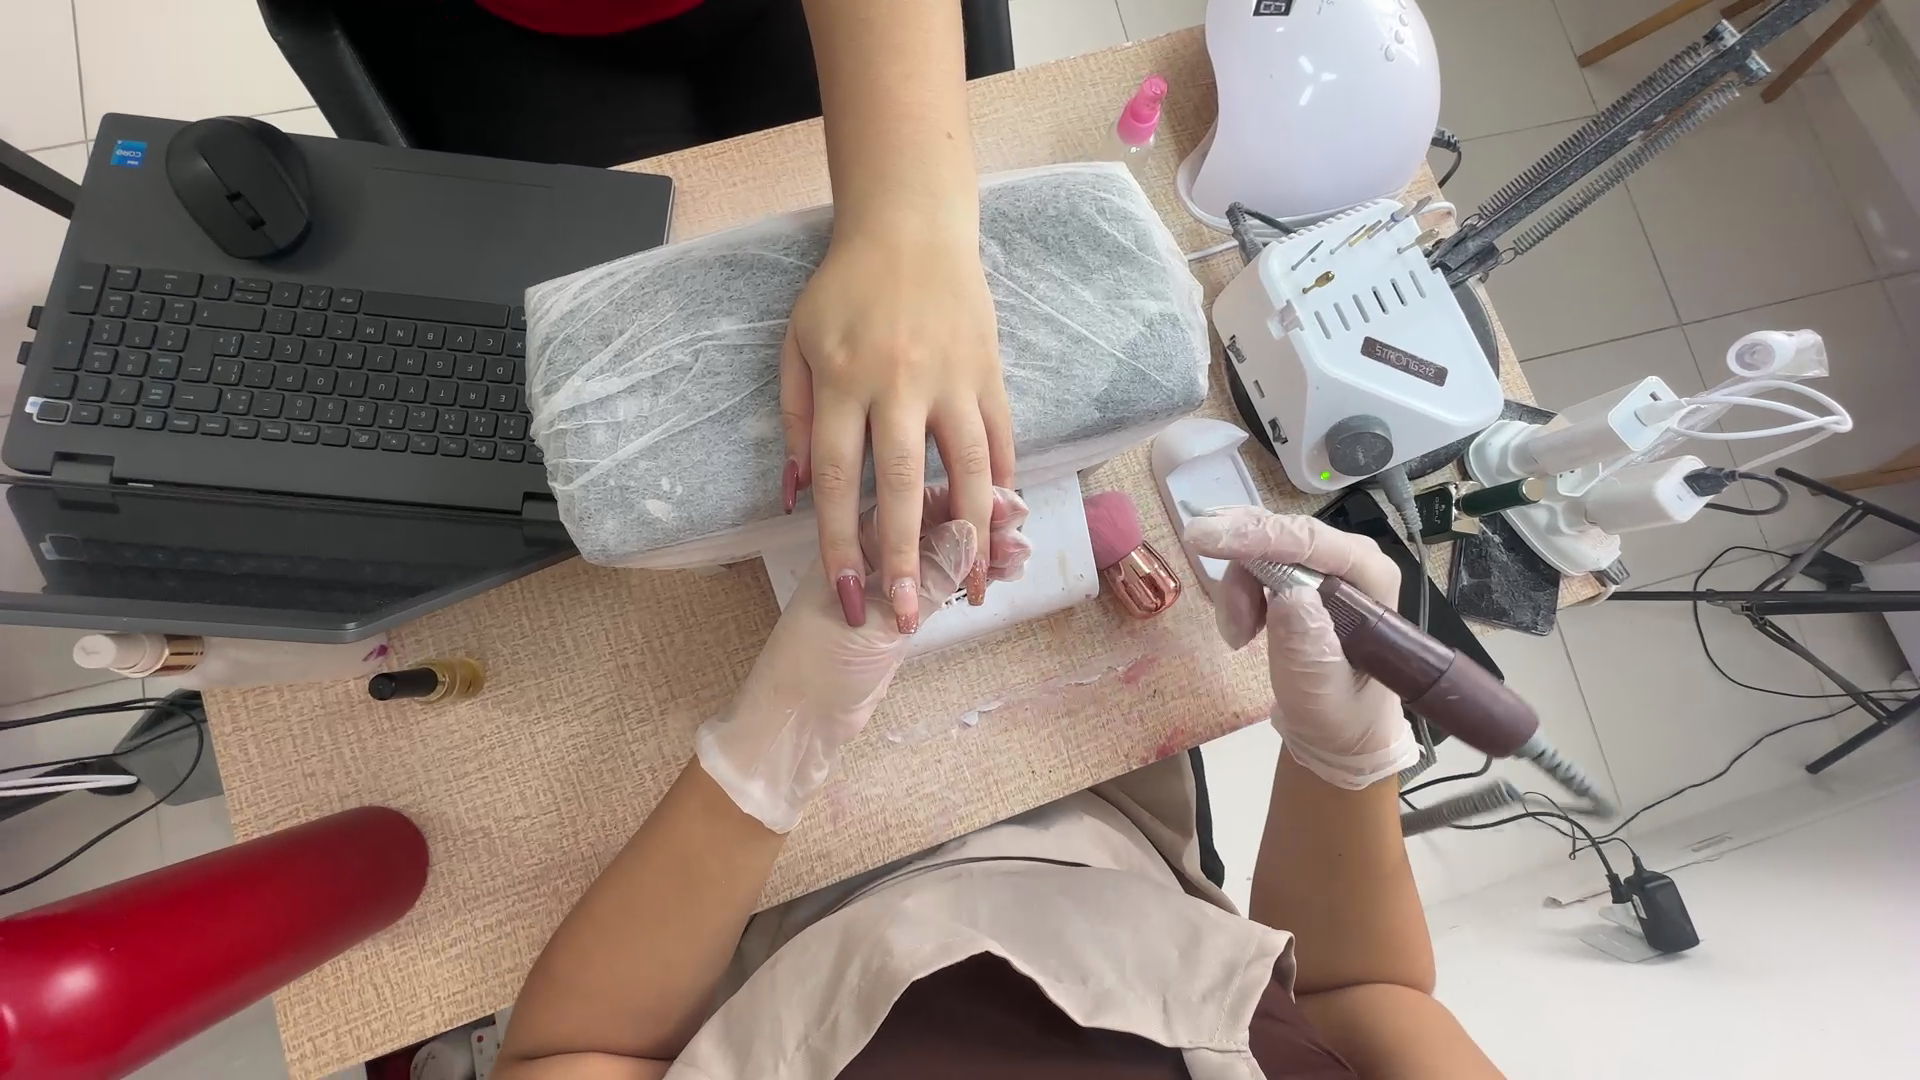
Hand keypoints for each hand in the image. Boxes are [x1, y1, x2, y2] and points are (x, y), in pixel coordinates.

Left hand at [697, 486, 1029, 831]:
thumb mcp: (878, 618)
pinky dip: (970, 580)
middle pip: (940, 528)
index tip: (1009, 507)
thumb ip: (927, 577)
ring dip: (983, 556)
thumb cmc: (820, 661)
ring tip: (1021, 558)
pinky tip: (1000, 577)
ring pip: (947, 558)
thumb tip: (972, 528)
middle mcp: (879, 553)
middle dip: (983, 528)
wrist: (797, 719)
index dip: (968, 502)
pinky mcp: (902, 614)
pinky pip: (944, 587)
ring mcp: (893, 584)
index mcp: (860, 538)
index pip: (921, 506)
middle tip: (1022, 535)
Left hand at [781, 221, 1015, 635]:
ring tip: (975, 587)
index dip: (841, 545)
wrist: (909, 227)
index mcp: (844, 381)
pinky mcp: (989, 373)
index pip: (841, 481)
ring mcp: (953, 378)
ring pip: (970, 469)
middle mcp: (901, 384)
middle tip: (909, 616)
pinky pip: (1002, 437)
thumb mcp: (798, 346)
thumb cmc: (843, 289)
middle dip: (907, 559)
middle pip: (905, 487)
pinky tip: (1003, 527)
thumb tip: (797, 495)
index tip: (846, 596)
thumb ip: (796, 421)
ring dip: (973, 535)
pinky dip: (1005, 485)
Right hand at [1184, 507, 1418, 789]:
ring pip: (1262, 548)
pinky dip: (1237, 592)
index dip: (1260, 535)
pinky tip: (1242, 629)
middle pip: (1285, 535)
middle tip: (1199, 556)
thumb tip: (1289, 596)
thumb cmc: (1337, 716)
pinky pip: (1255, 564)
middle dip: (1241, 553)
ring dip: (1237, 586)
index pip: (1314, 543)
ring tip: (1238, 634)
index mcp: (1372, 582)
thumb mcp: (1322, 695)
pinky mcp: (1300, 577)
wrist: (1336, 730)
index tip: (1207, 538)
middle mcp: (1350, 563)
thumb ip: (1309, 649)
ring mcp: (1323, 569)